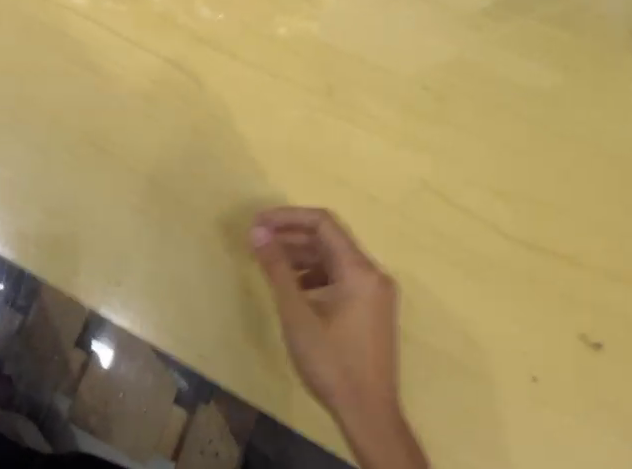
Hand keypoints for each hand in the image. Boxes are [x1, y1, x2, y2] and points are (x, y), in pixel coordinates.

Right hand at [251, 208, 424, 467]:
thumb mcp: (296, 311)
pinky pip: (339, 278)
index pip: (322, 223)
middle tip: (256, 242)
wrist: (368, 414)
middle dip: (290, 236)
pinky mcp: (370, 310)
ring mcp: (374, 294)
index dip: (286, 217)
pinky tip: (291, 289)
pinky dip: (313, 274)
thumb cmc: (331, 360)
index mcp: (360, 271)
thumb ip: (276, 267)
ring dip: (300, 256)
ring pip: (333, 259)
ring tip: (268, 264)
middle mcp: (373, 275)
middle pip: (328, 239)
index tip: (257, 224)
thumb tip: (257, 231)